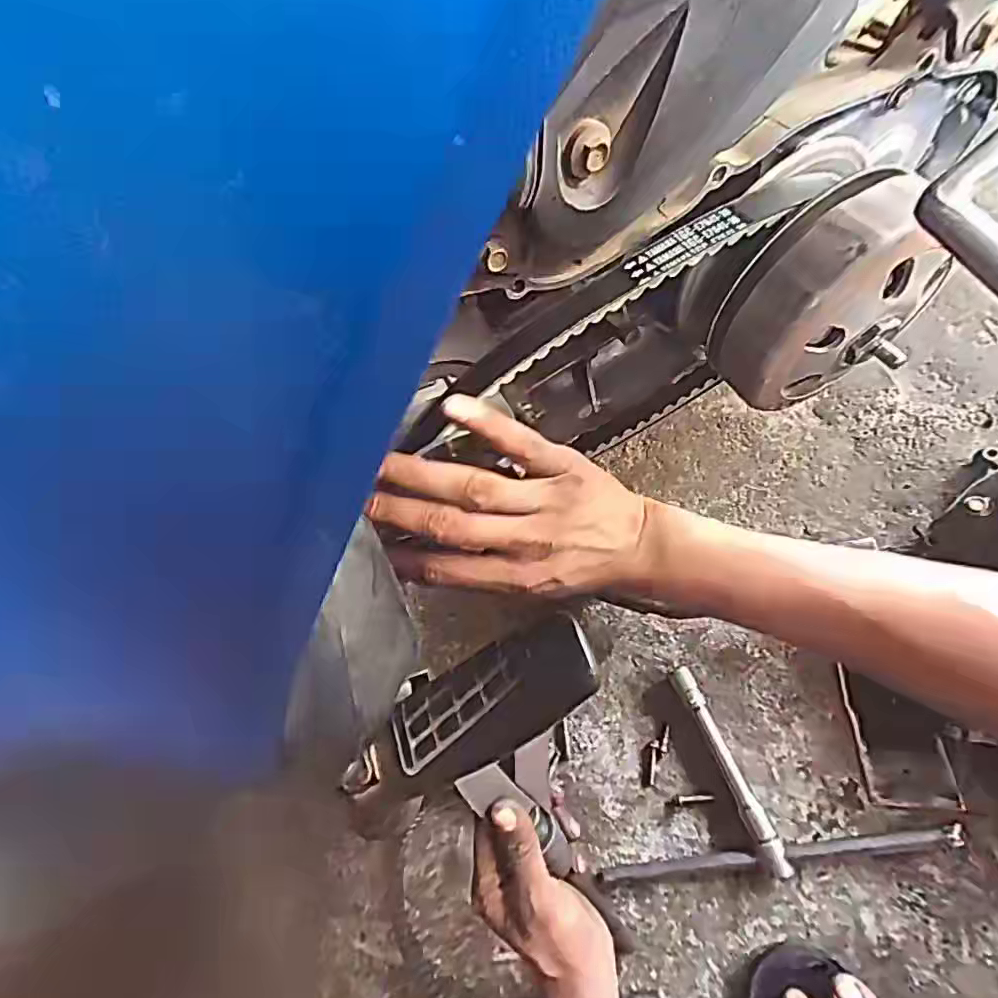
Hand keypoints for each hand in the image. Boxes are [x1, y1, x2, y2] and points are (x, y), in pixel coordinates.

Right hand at [365, 395, 657, 596]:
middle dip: (400, 512)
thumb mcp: (534, 588)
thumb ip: (483, 575)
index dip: (407, 558)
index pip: (449, 568)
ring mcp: (544, 499)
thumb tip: (429, 563)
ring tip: (383, 463)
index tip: (374, 546)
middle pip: (451, 524)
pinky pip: (520, 443)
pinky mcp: (562, 465)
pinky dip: (486, 425)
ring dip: (423, 474)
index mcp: (518, 575)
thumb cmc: (584, 568)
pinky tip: (453, 409)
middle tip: (359, 497)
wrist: (638, 548)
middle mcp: (527, 539)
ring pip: (475, 486)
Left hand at [472, 801, 619, 997]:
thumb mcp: (540, 893)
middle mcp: (501, 877)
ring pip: (533, 833)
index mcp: (488, 882)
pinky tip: (573, 856)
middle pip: (511, 825)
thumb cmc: (563, 947)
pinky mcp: (546, 879)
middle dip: (535, 814)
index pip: (486, 825)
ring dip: (553, 828)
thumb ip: (521, 849)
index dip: (506, 803)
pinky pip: (549, 847)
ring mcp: (524, 878)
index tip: (526, 793)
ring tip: (568, 837)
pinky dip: (563, 843)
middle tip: (555, 815)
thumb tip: (501, 809)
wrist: (591, 977)